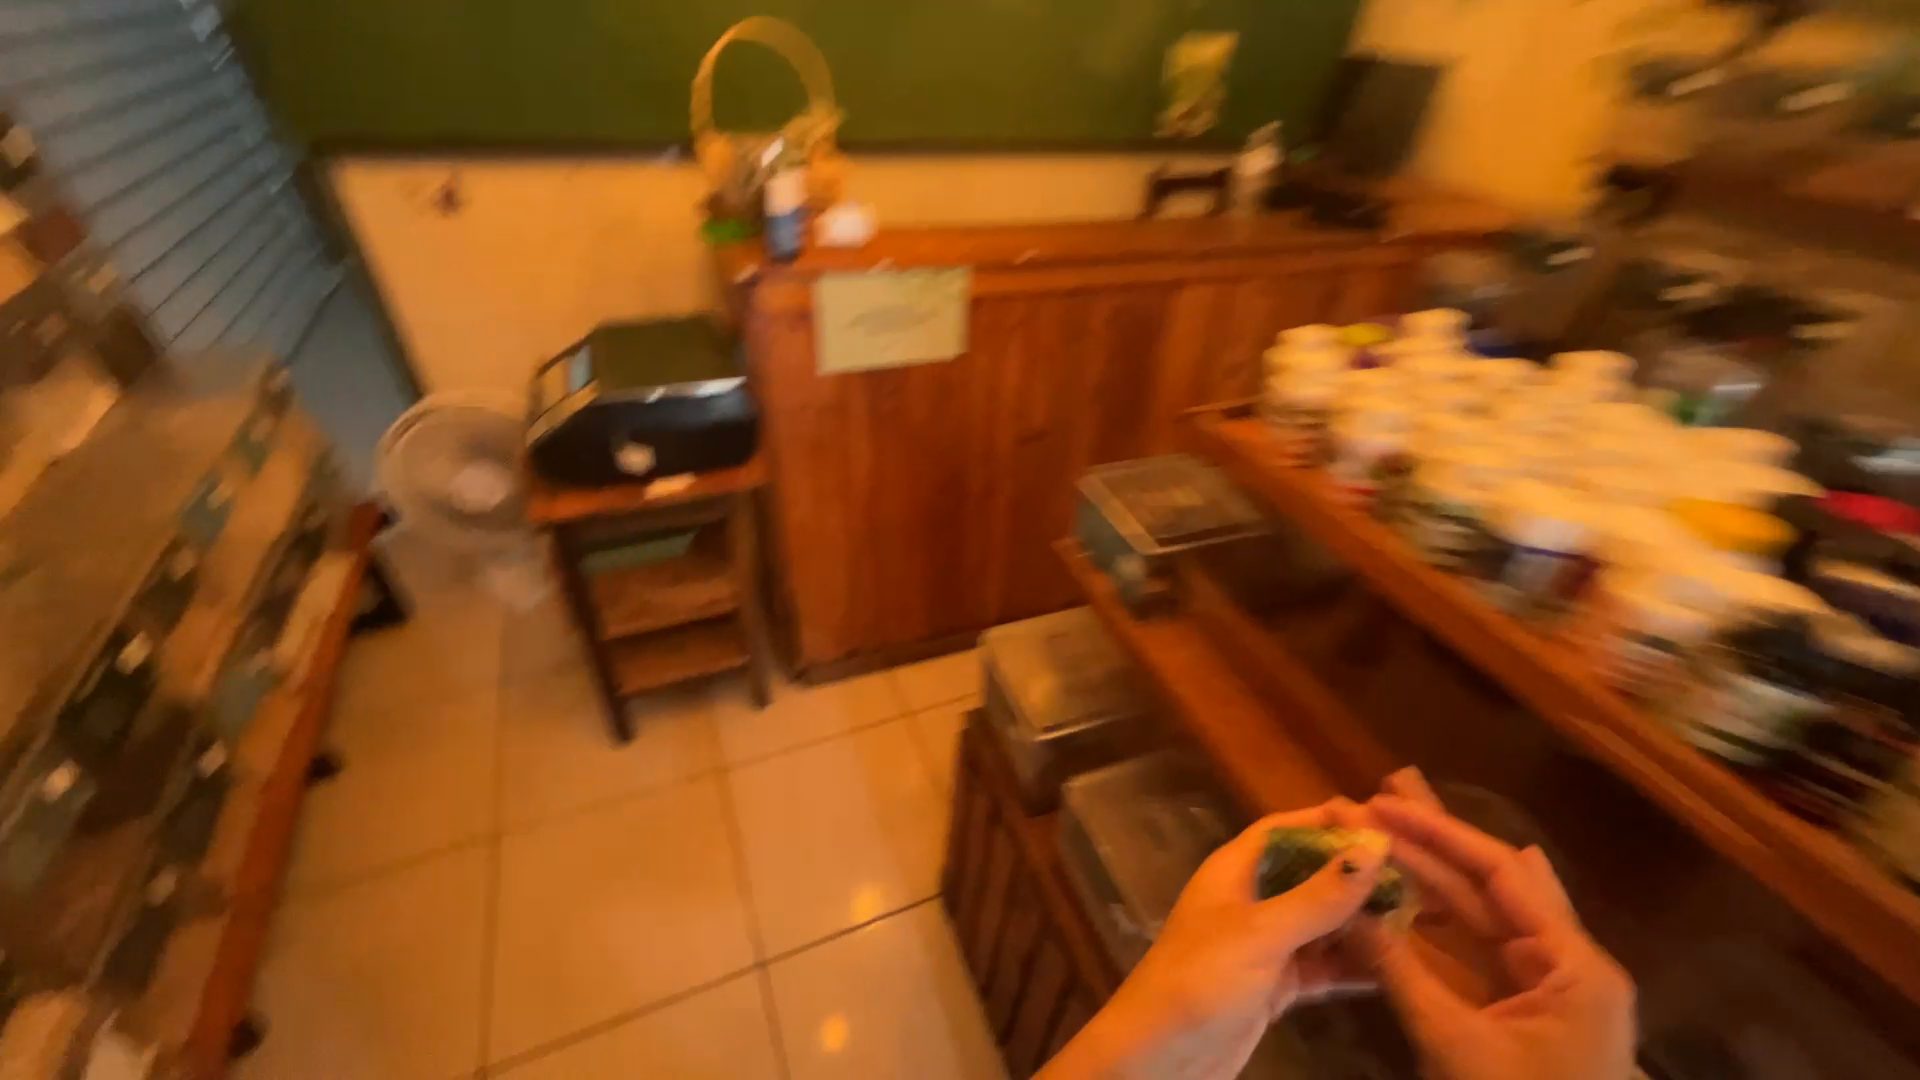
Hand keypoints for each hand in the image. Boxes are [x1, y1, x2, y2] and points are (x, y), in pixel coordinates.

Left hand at [1039, 800, 1388, 1079]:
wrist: (1162, 1054)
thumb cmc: (1202, 977)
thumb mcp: (1263, 932)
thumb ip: (1319, 895)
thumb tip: (1374, 845)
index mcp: (1234, 869)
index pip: (1284, 828)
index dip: (1329, 822)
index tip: (1385, 824)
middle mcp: (1249, 897)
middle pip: (1308, 872)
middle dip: (1355, 873)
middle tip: (1420, 877)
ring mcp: (1263, 943)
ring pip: (1320, 921)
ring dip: (1362, 920)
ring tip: (1423, 919)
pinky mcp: (1274, 984)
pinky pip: (1322, 964)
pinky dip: (1354, 964)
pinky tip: (1400, 968)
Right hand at [1355, 779, 1636, 1079]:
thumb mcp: (1455, 1044)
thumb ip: (1397, 968)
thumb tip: (1343, 908)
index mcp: (1574, 966)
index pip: (1499, 873)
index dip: (1436, 832)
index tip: (1380, 804)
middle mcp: (1566, 962)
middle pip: (1487, 885)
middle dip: (1427, 843)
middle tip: (1370, 805)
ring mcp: (1546, 984)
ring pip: (1480, 910)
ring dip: (1428, 872)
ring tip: (1382, 826)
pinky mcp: (1522, 1005)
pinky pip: (1474, 944)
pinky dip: (1436, 913)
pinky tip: (1412, 882)